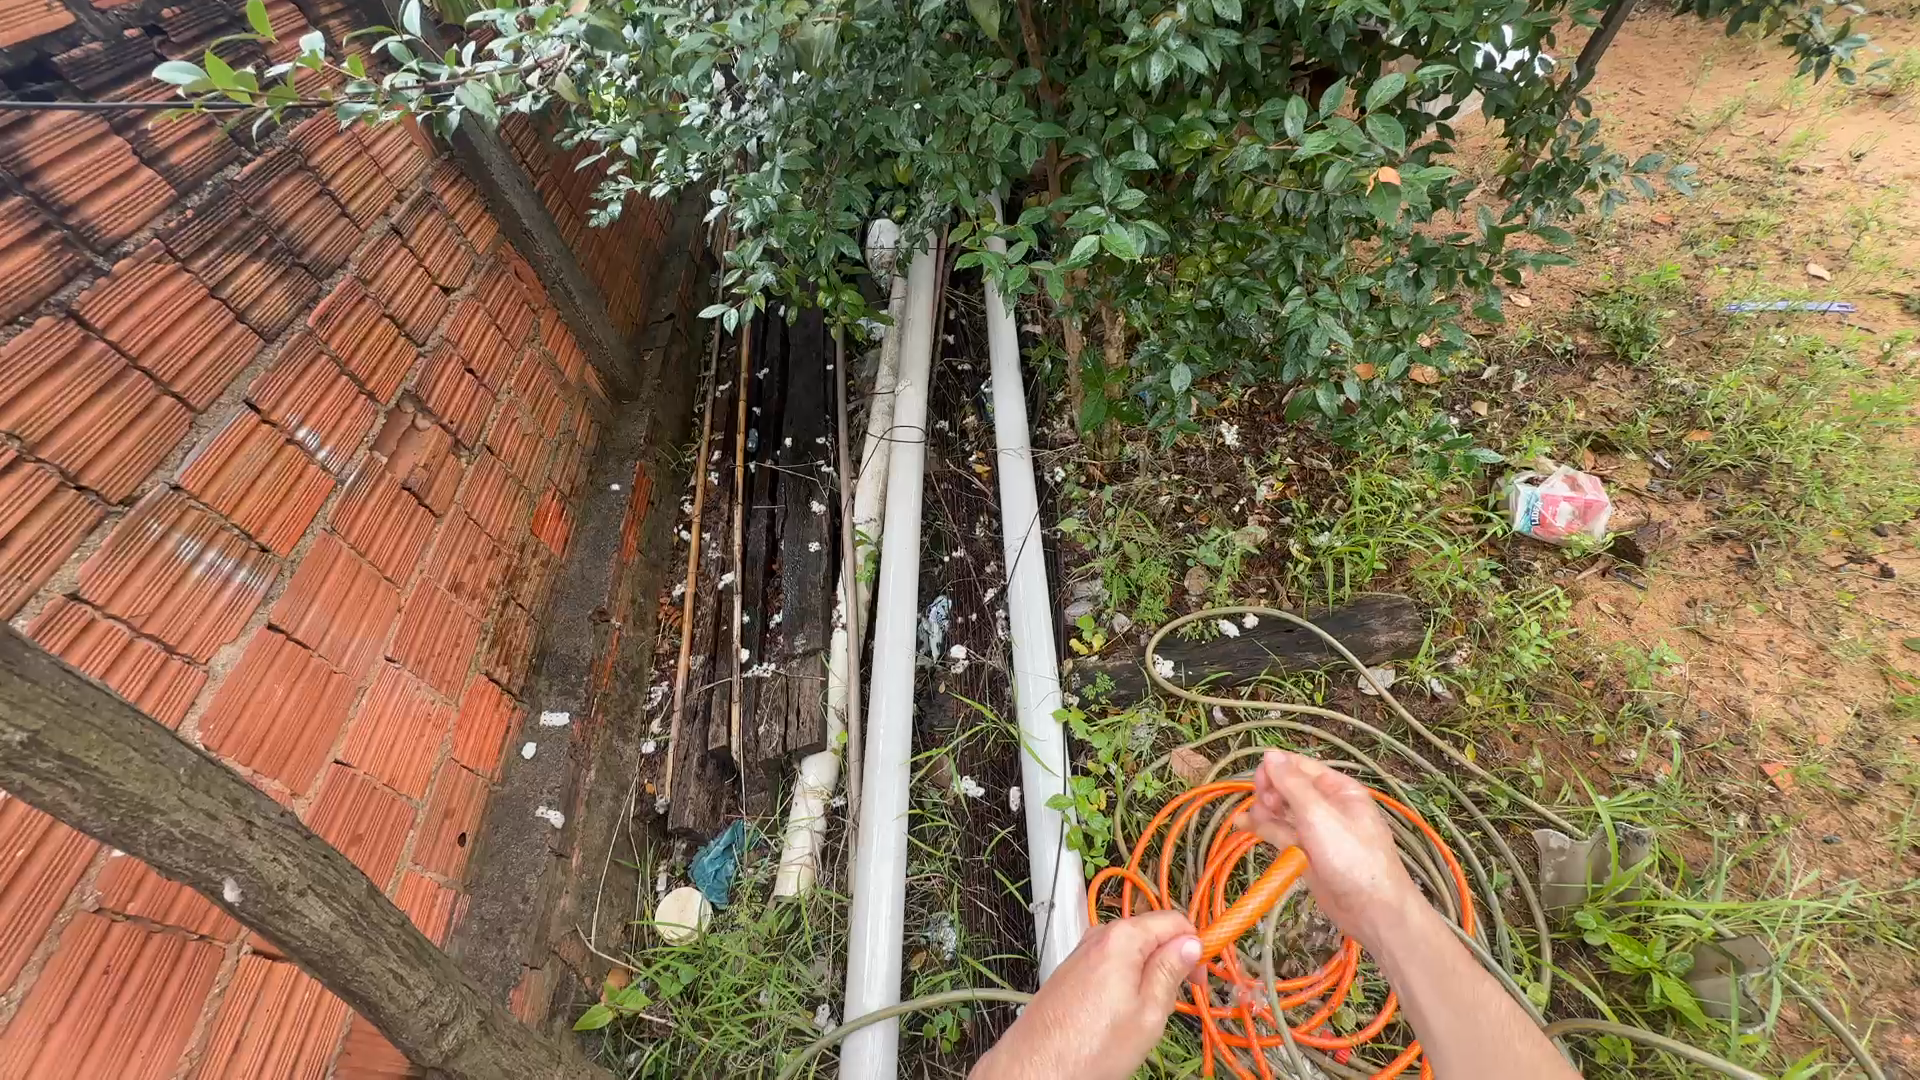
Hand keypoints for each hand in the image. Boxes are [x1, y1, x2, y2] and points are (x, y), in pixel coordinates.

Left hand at [970, 910, 1199, 1079]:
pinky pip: (1113, 961)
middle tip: (1177, 1002)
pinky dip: (1128, 978)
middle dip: (1171, 961)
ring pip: (1133, 949)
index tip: (1202, 979)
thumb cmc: (1095, 1043)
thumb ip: (1170, 971)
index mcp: (1123, 937)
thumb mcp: (1148, 1012)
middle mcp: (1101, 933)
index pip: (1173, 920)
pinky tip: (1124, 1012)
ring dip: (1149, 972)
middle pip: (1151, 932)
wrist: (1040, 1062)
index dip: (1195, 946)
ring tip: (1148, 1014)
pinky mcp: (1075, 966)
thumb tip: (1191, 943)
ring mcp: (1085, 948)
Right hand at [1240, 750, 1421, 948]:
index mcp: (1336, 788)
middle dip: (1269, 792)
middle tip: (1266, 807)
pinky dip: (1261, 827)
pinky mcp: (1304, 851)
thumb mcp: (1319, 814)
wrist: (1373, 912)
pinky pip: (1278, 832)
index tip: (1260, 783)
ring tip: (1255, 820)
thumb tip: (1269, 753)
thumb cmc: (1351, 856)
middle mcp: (1325, 804)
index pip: (1298, 766)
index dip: (1275, 770)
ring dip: (1262, 810)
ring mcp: (1313, 829)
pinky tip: (1241, 824)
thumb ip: (1291, 783)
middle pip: (1285, 786)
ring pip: (1279, 810)